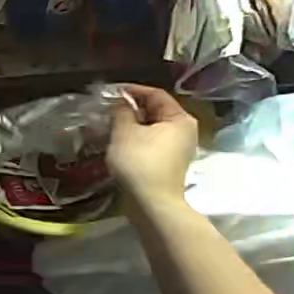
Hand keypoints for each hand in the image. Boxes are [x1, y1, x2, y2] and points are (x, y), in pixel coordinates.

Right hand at [105, 84, 196, 209]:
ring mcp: (179, 147)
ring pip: (153, 127)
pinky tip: (120, 141)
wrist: (152, 202)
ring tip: (111, 123)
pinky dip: (137, 137)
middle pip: (156, 110)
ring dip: (133, 123)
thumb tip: (121, 102)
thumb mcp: (125, 132)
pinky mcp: (170, 162)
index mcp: (179, 118)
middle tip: (108, 107)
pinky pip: (152, 141)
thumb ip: (122, 111)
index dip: (132, 90)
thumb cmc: (139, 163)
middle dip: (132, 107)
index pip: (156, 94)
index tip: (111, 90)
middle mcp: (185, 130)